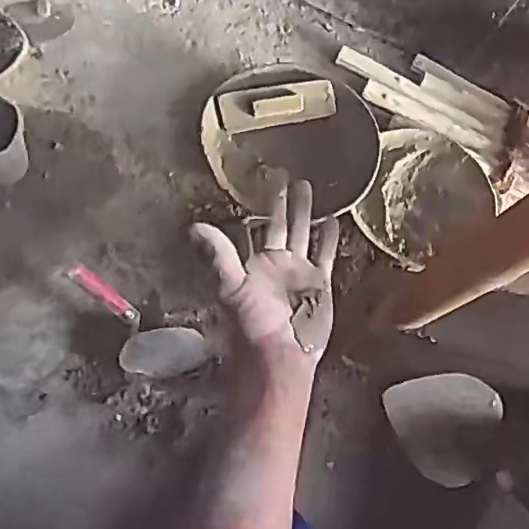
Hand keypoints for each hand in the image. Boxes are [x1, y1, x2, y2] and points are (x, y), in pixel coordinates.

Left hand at [191, 173, 340, 373]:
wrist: (281, 354)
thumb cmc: (254, 323)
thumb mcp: (233, 286)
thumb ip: (220, 256)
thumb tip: (194, 227)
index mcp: (259, 262)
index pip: (263, 225)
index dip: (268, 204)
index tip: (271, 180)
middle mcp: (280, 264)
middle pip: (286, 225)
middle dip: (289, 202)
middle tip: (291, 175)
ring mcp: (301, 272)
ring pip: (306, 235)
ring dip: (309, 214)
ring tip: (311, 189)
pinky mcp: (320, 283)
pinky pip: (326, 255)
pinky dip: (329, 239)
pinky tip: (333, 220)